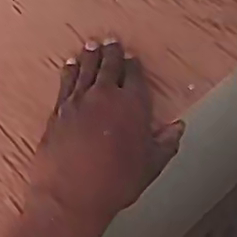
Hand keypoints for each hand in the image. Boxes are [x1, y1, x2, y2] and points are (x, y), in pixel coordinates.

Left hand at [28, 39, 183, 224]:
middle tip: (112, 40)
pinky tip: (69, 65)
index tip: (133, 57)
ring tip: (91, 45)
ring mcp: (79, 102)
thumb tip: (177, 128)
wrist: (70, 195)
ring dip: (90, 56)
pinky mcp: (58, 111)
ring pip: (86, 70)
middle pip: (110, 67)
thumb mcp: (149, 167)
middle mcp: (106, 97)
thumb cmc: (115, 184)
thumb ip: (164, 144)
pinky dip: (69, 72)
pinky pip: (66, 84)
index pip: (135, 77)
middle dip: (112, 53)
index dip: (134, 65)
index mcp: (133, 106)